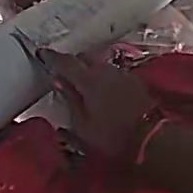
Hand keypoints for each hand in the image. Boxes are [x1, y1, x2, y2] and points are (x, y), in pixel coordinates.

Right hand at [41, 50, 160, 162]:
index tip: (41, 53)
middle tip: (62, 72)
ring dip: (87, 69)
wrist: (151, 138)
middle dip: (71, 62)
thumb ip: (69, 99)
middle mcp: (105, 70)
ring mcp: (121, 73)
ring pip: (99, 63)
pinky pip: (111, 71)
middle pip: (84, 57)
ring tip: (81, 83)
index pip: (65, 62)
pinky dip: (101, 75)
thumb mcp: (82, 124)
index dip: (51, 57)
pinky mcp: (133, 80)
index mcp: (89, 80)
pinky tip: (100, 89)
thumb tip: (59, 80)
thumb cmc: (111, 136)